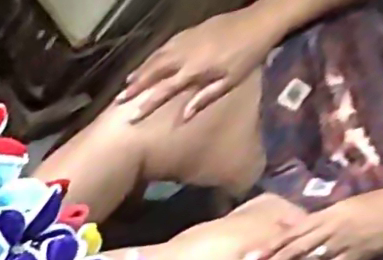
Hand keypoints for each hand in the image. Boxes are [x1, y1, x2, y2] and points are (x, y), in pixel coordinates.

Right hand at [114, 7, 282, 122]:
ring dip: (141, 70)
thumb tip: (183, 117)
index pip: (164, 90)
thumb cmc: (249, 54)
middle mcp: (187, 54)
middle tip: (118, 100)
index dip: (147, 104)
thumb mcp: (230, 80)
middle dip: (136, 86)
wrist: (264, 18)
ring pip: (158, 57)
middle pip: (154, 72)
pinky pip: (167, 44)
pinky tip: (147, 62)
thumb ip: (205, 98)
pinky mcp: (192, 31)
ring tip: (127, 83)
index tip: (131, 118)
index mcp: (195, 69)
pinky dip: (154, 55)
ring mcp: (188, 40)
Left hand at [243, 187, 382, 259]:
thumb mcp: (350, 205)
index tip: (249, 258)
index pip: (292, 233)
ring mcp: (343, 244)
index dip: (269, 247)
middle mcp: (332, 229)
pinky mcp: (355, 256)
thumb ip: (323, 218)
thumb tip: (298, 229)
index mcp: (330, 214)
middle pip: (294, 251)